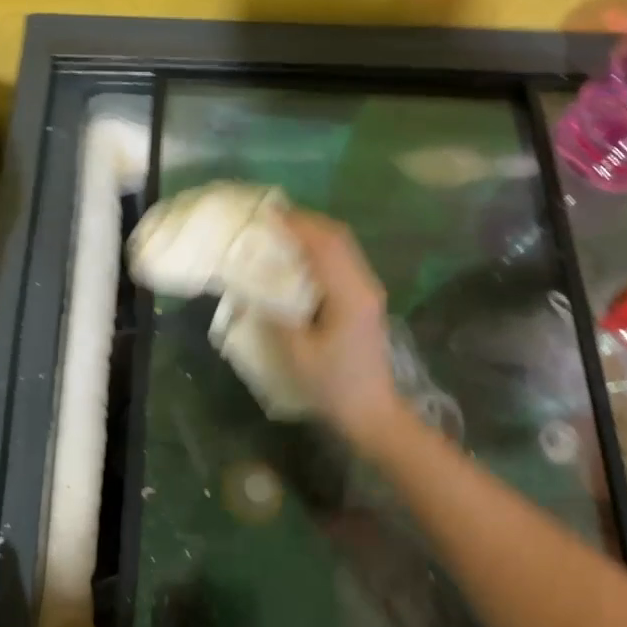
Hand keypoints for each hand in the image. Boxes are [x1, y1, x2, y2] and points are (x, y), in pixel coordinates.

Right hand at [276, 209, 411, 446]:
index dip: (297, 224)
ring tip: (284, 232)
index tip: (268, 213)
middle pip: (338, 238)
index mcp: (348, 293)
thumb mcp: (297, 355)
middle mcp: (364, 284)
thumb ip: (275, 318)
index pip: (324, 244)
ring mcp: (369, 291)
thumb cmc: (334, 386)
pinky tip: (301, 260)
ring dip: (315, 235)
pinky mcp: (366, 301)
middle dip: (306, 222)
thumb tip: (253, 292)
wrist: (374, 413)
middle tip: (273, 218)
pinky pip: (344, 262)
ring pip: (343, 248)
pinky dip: (322, 251)